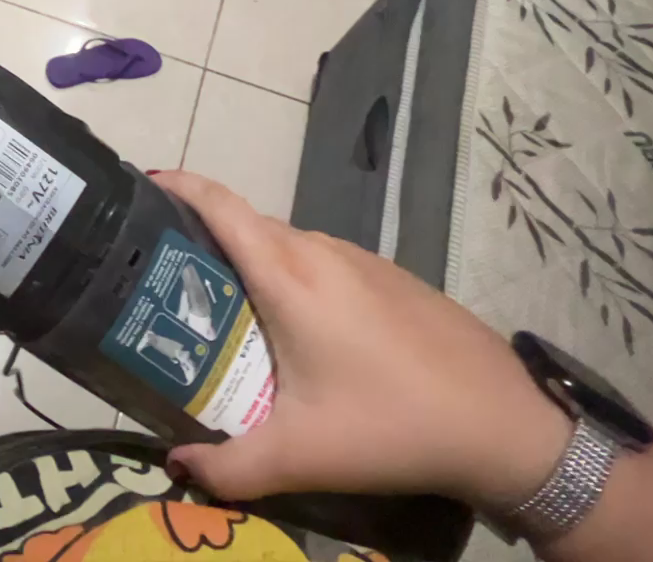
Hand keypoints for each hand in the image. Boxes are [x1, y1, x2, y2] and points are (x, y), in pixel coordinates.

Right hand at [154, 170, 570, 511]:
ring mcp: (358, 258)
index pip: (220, 205)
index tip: (143, 186)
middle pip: (246, 225)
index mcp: (287, 274)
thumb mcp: (303, 453)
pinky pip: (320, 260)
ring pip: (285, 244)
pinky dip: (292, 276)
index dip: (179, 185)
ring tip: (231, 311)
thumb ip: (230, 466)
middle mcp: (318, 250)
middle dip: (204, 239)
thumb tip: (177, 464)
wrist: (509, 424)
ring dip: (251, 263)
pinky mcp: (387, 274)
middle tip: (171, 280)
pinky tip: (302, 330)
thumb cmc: (393, 425)